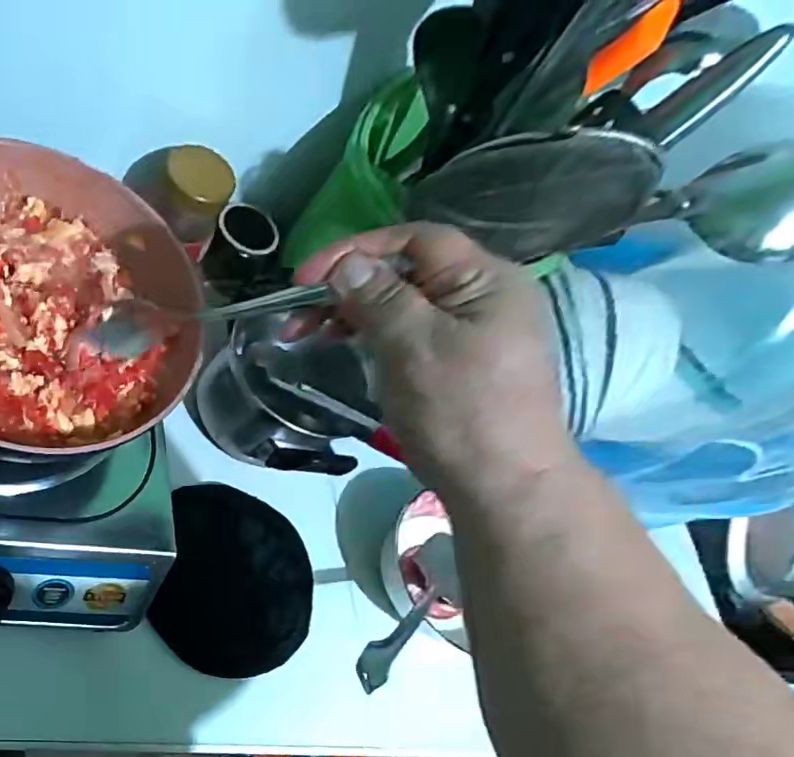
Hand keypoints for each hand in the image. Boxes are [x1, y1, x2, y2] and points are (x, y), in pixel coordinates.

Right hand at [286, 224, 578, 504]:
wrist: (498, 479)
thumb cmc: (460, 409)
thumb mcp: (414, 346)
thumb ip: (381, 299)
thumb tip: (345, 265)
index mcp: (484, 281)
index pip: (417, 240)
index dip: (358, 249)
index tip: (305, 277)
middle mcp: (478, 297)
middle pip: (403, 272)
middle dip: (345, 286)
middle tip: (295, 317)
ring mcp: (465, 332)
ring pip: (398, 304)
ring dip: (348, 312)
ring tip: (307, 336)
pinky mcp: (449, 362)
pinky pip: (403, 332)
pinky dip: (366, 334)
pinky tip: (342, 349)